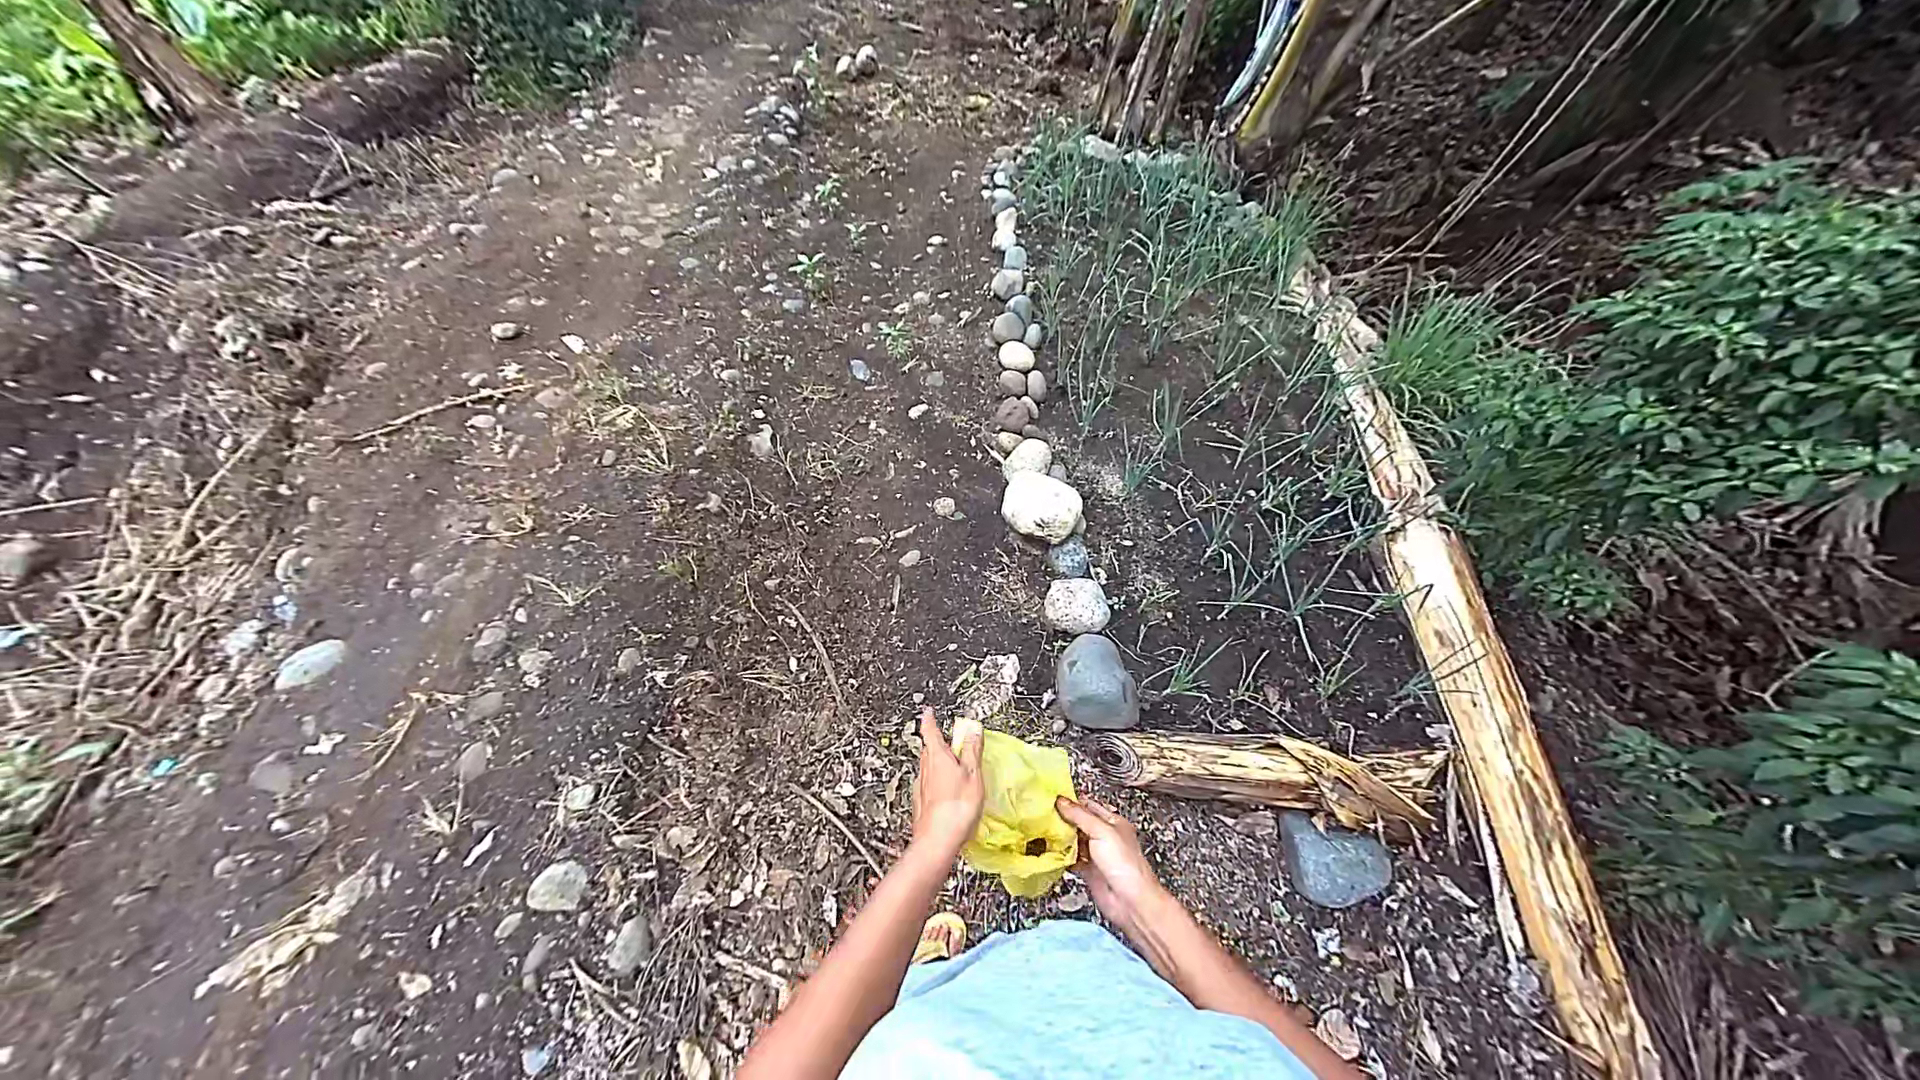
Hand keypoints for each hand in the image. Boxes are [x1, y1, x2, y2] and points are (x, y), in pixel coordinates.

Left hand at [911, 707, 983, 859]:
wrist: (937, 841)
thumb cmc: (956, 807)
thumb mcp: (972, 773)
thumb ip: (972, 750)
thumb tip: (973, 729)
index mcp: (937, 756)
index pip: (930, 731)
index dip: (929, 720)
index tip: (928, 712)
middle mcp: (924, 769)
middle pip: (928, 748)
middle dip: (935, 741)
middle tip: (946, 738)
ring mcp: (920, 786)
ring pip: (927, 765)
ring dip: (936, 761)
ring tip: (950, 763)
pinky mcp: (921, 802)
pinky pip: (928, 782)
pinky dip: (936, 779)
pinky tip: (945, 789)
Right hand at [1056, 796, 1164, 930]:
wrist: (1131, 903)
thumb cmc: (1126, 865)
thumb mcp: (1102, 831)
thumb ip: (1080, 815)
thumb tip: (1061, 801)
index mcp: (1112, 822)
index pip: (1087, 805)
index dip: (1071, 801)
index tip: (1052, 798)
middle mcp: (1104, 837)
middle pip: (1078, 823)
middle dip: (1062, 819)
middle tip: (1043, 815)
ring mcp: (1095, 854)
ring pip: (1073, 840)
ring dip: (1059, 838)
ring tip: (1042, 831)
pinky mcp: (1088, 871)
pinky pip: (1070, 859)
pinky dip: (1060, 856)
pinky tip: (1049, 852)